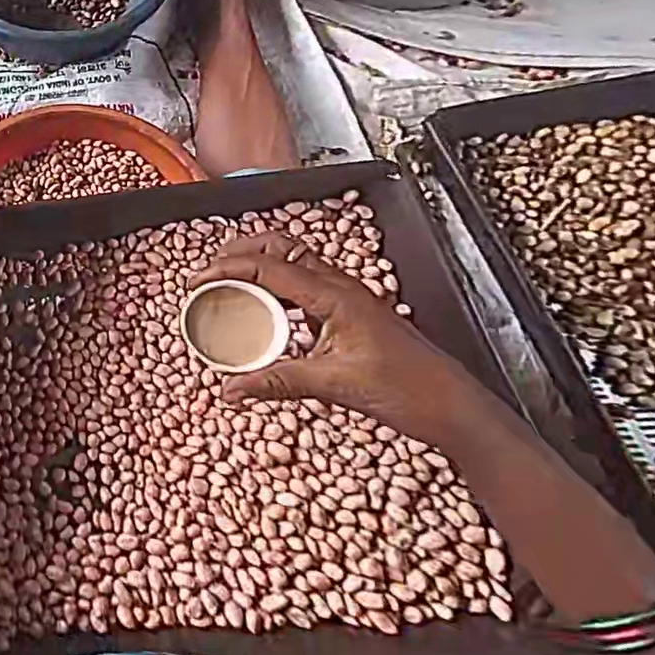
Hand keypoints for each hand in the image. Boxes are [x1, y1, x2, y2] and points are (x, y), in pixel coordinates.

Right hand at [189, 233, 510, 452]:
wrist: (457, 408)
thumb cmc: (410, 390)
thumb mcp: (334, 386)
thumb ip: (276, 383)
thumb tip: (230, 389)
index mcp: (334, 295)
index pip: (268, 266)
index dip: (225, 268)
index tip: (197, 281)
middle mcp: (339, 287)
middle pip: (279, 246)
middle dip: (238, 251)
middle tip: (208, 270)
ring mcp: (345, 296)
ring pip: (291, 260)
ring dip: (255, 263)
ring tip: (226, 282)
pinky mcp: (347, 310)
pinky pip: (301, 283)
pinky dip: (272, 285)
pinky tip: (260, 309)